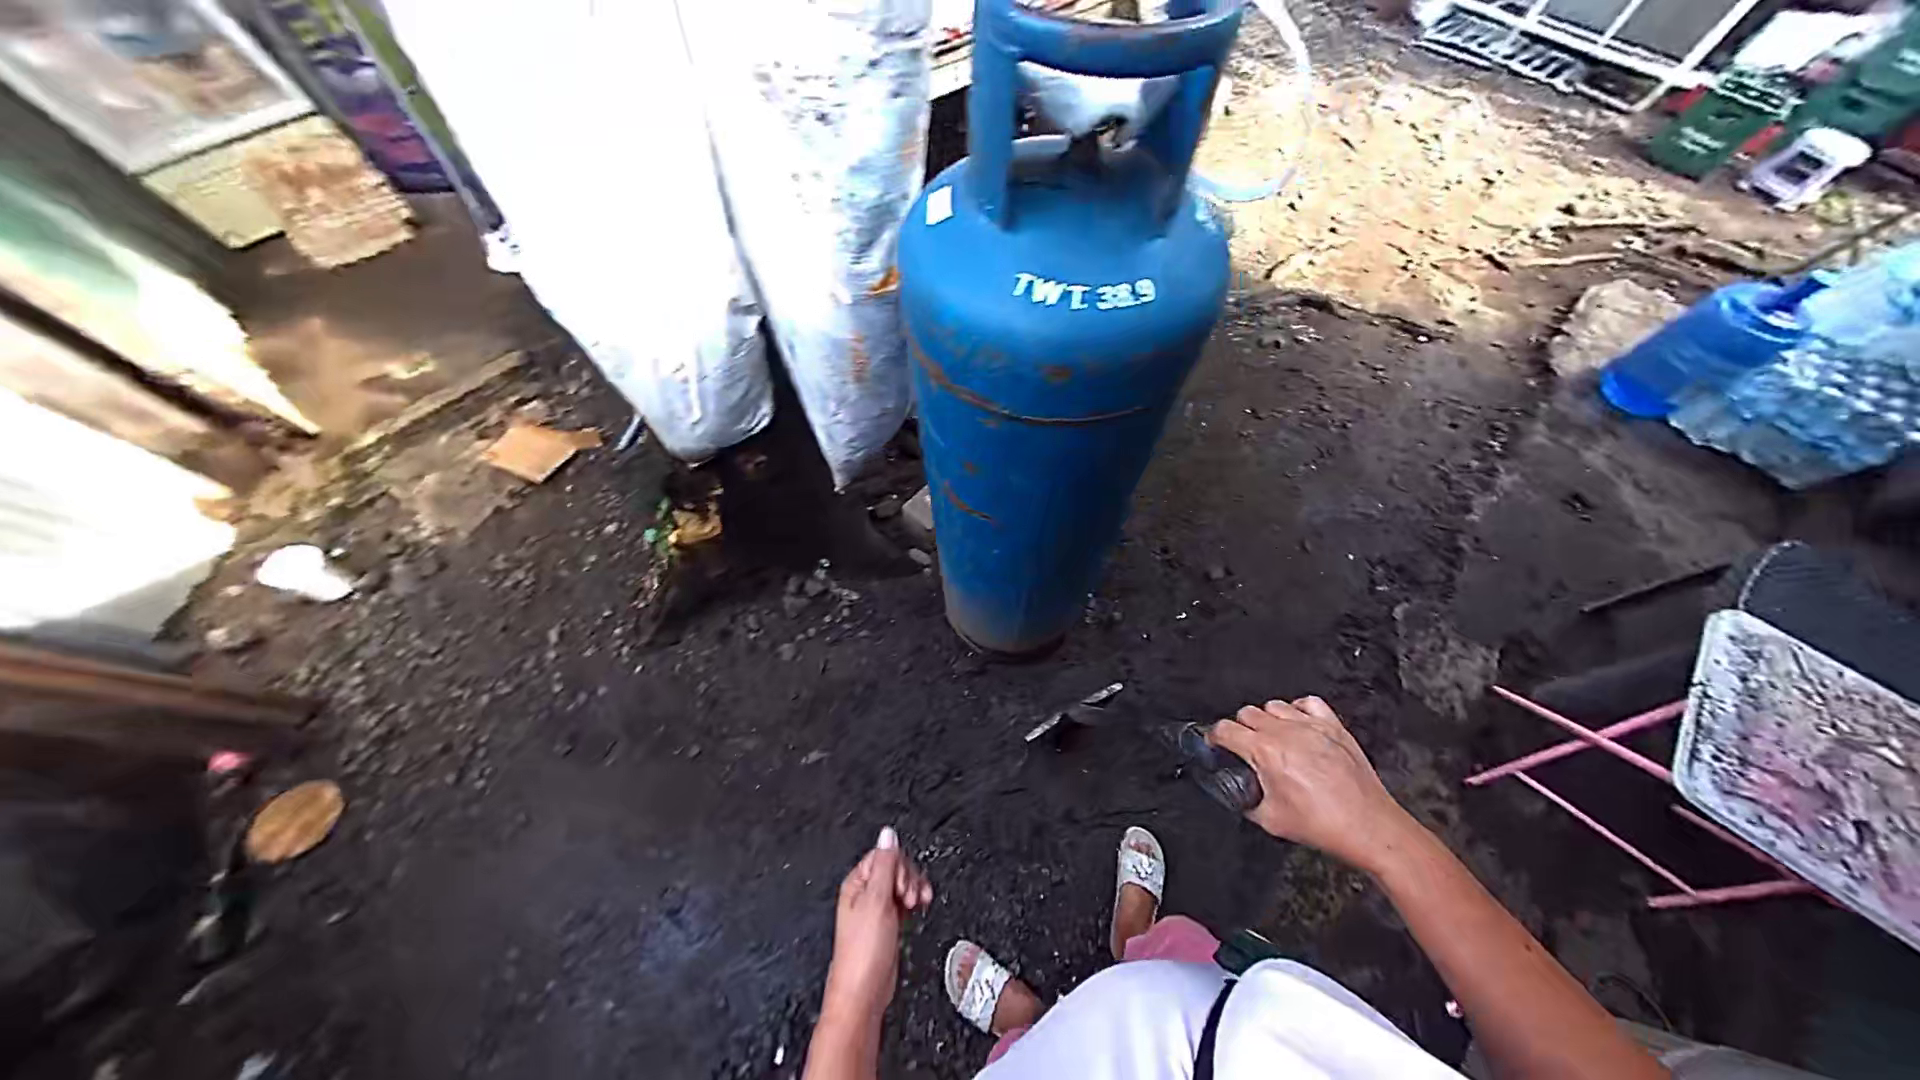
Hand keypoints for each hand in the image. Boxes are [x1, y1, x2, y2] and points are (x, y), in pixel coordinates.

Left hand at [822, 826, 933, 1019]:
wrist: (864, 991)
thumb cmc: (863, 952)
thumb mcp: (876, 899)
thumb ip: (885, 864)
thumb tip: (888, 834)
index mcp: (857, 882)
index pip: (883, 855)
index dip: (898, 866)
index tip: (903, 884)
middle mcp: (865, 893)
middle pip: (895, 867)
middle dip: (908, 878)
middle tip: (907, 897)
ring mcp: (877, 908)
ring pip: (902, 883)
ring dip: (914, 889)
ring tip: (916, 902)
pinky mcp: (887, 922)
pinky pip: (904, 901)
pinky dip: (914, 901)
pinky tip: (918, 907)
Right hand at [1207, 696, 1424, 875]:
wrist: (1370, 829)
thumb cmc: (1327, 825)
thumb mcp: (1269, 820)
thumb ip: (1244, 799)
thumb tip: (1235, 791)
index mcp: (1266, 752)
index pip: (1224, 729)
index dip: (1214, 737)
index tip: (1216, 744)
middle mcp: (1287, 733)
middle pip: (1246, 713)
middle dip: (1239, 729)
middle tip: (1245, 748)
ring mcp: (1312, 727)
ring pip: (1273, 705)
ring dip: (1266, 720)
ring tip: (1271, 739)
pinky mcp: (1334, 728)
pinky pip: (1307, 702)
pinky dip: (1297, 710)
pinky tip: (1297, 726)